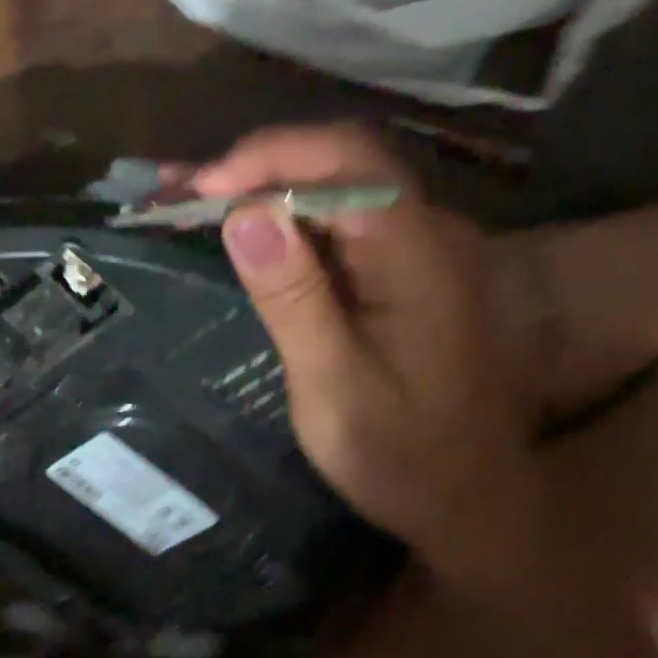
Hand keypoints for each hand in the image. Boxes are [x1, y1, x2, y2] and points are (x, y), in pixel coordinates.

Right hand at [192, 124, 538, 572]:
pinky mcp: (398, 263)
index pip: (349, 162)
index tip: (206, 188)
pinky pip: (337, 216)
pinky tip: (237, 224)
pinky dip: (282, 213)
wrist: (471, 501)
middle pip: (341, 160)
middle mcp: (427, 233)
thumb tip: (243, 213)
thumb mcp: (336, 390)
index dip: (272, 156)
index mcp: (421, 257)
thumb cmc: (403, 457)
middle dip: (259, 165)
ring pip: (335, 181)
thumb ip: (294, 300)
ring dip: (264, 184)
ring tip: (193, 200)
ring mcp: (416, 245)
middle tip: (186, 193)